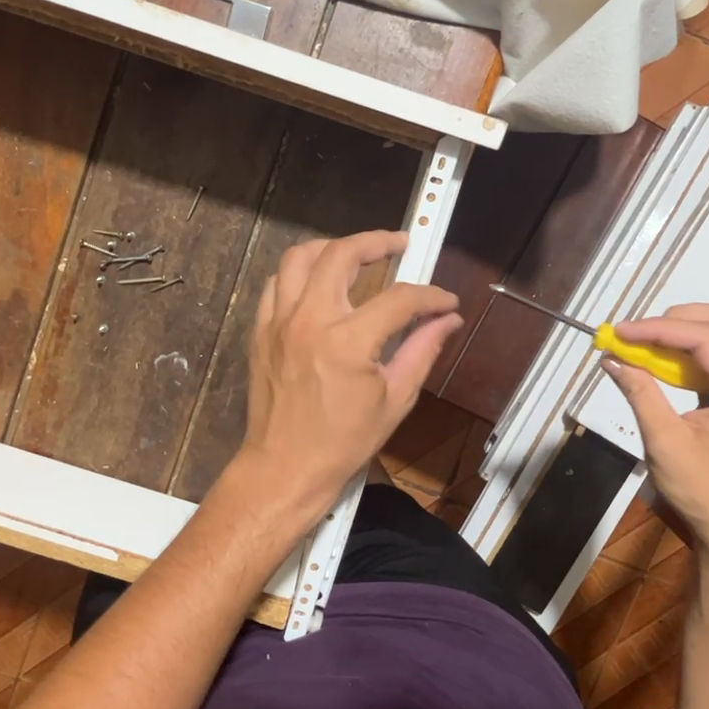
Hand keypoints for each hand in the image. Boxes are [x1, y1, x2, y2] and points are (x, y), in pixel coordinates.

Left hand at [236, 231, 462, 525]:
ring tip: (355, 253)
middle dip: (376, 242)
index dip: (429, 296)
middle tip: (399, 244)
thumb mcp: (395, 400)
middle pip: (341, 254)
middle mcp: (310, 321)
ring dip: (331, 248)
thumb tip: (448, 320)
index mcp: (348, 342)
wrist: (285, 467)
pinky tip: (318, 283)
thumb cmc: (343, 442)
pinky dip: (300, 275)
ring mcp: (278, 323)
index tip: (445, 301)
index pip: (399, 299)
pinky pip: (276, 284)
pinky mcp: (260, 331)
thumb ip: (422, 351)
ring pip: (299, 258)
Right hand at [602, 304, 708, 556]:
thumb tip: (612, 359)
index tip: (620, 332)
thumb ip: (640, 394)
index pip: (705, 338)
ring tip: (645, 343)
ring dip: (684, 329)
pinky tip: (659, 362)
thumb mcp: (664, 443)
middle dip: (679, 317)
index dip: (659, 328)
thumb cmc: (701, 491)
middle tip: (639, 333)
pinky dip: (687, 349)